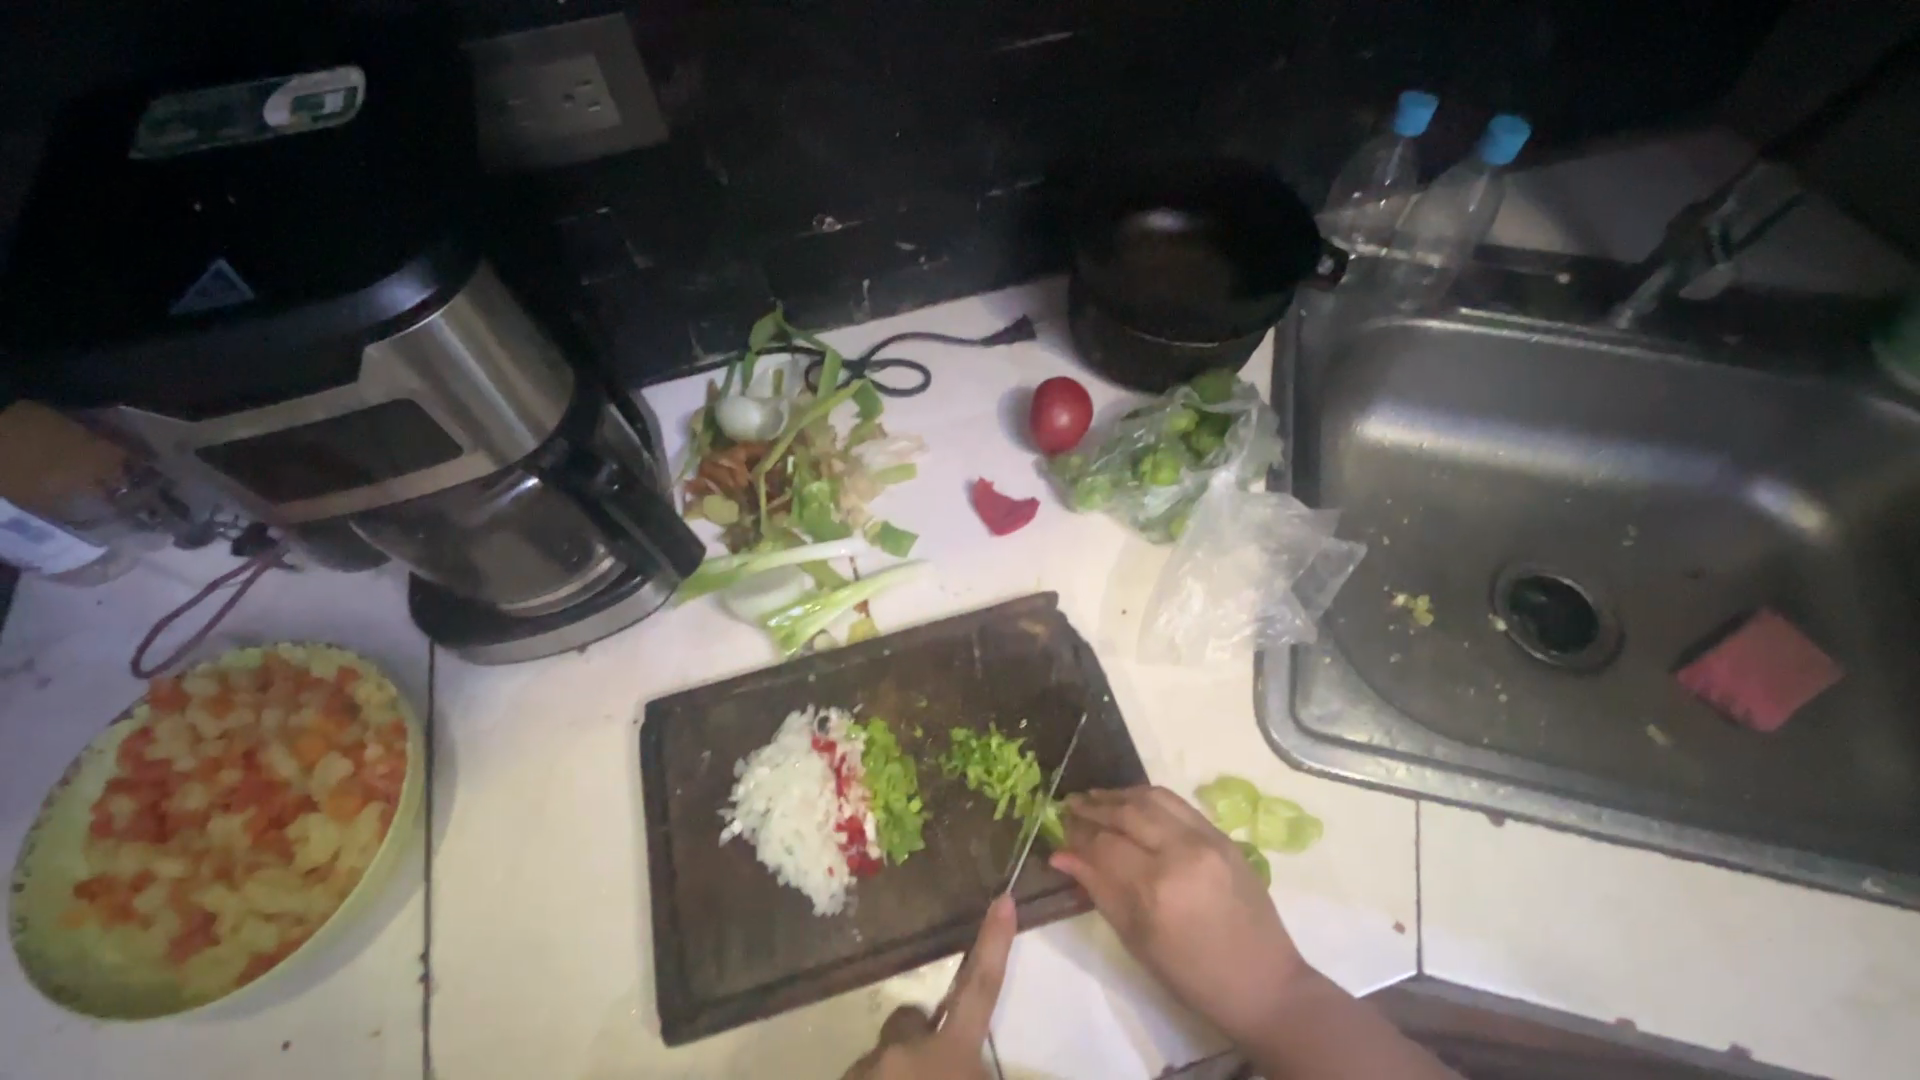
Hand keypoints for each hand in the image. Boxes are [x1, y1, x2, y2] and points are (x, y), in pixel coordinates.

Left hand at [842, 894, 1015, 1079]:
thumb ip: (976, 1065)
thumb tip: (971, 1058)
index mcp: (951, 1052)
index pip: (980, 989)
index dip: (994, 944)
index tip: (1003, 898)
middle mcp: (904, 1049)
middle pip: (910, 1021)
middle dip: (919, 1038)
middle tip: (934, 1069)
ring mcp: (867, 1067)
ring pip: (883, 1053)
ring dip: (897, 1070)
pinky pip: (862, 1074)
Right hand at [1050, 786, 1310, 1044]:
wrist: (1263, 982)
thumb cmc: (1192, 975)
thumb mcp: (1136, 940)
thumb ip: (1098, 890)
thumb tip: (1061, 855)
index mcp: (1156, 888)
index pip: (1104, 845)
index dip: (1077, 834)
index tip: (1059, 829)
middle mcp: (1181, 853)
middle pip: (1126, 812)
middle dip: (1093, 807)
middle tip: (1070, 806)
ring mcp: (1207, 839)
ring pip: (1153, 798)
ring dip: (1120, 795)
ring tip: (1096, 798)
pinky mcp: (1224, 836)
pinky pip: (1178, 805)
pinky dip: (1149, 798)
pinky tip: (1133, 804)